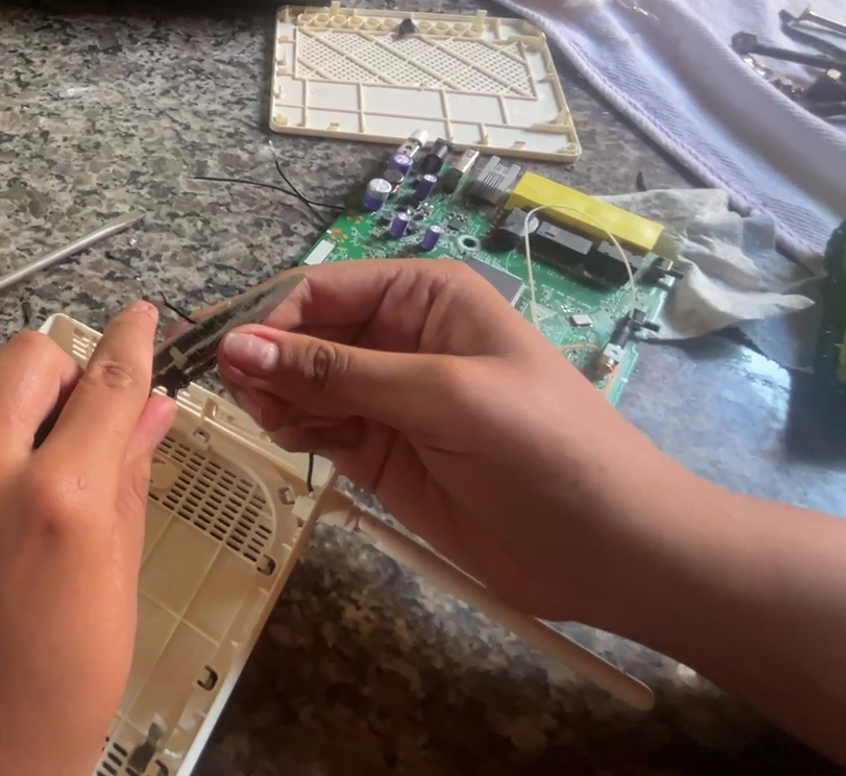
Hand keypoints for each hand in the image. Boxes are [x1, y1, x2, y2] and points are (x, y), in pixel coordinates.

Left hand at [0, 303, 174, 775]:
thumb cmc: (40, 718)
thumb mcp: (111, 607)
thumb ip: (128, 489)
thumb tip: (150, 413)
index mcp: (57, 502)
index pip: (107, 383)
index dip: (131, 341)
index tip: (140, 316)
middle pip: (27, 355)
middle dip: (62, 371)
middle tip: (77, 422)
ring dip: (10, 419)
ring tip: (20, 494)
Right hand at [215, 261, 707, 624]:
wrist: (615, 555)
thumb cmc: (544, 449)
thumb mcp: (439, 396)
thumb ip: (333, 372)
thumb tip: (234, 346)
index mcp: (418, 295)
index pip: (317, 289)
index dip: (268, 318)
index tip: (230, 359)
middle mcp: (392, 335)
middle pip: (297, 334)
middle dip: (268, 363)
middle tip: (251, 403)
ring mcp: (380, 392)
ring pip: (294, 380)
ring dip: (275, 399)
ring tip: (282, 427)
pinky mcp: (371, 442)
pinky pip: (309, 421)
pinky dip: (292, 429)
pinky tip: (303, 443)